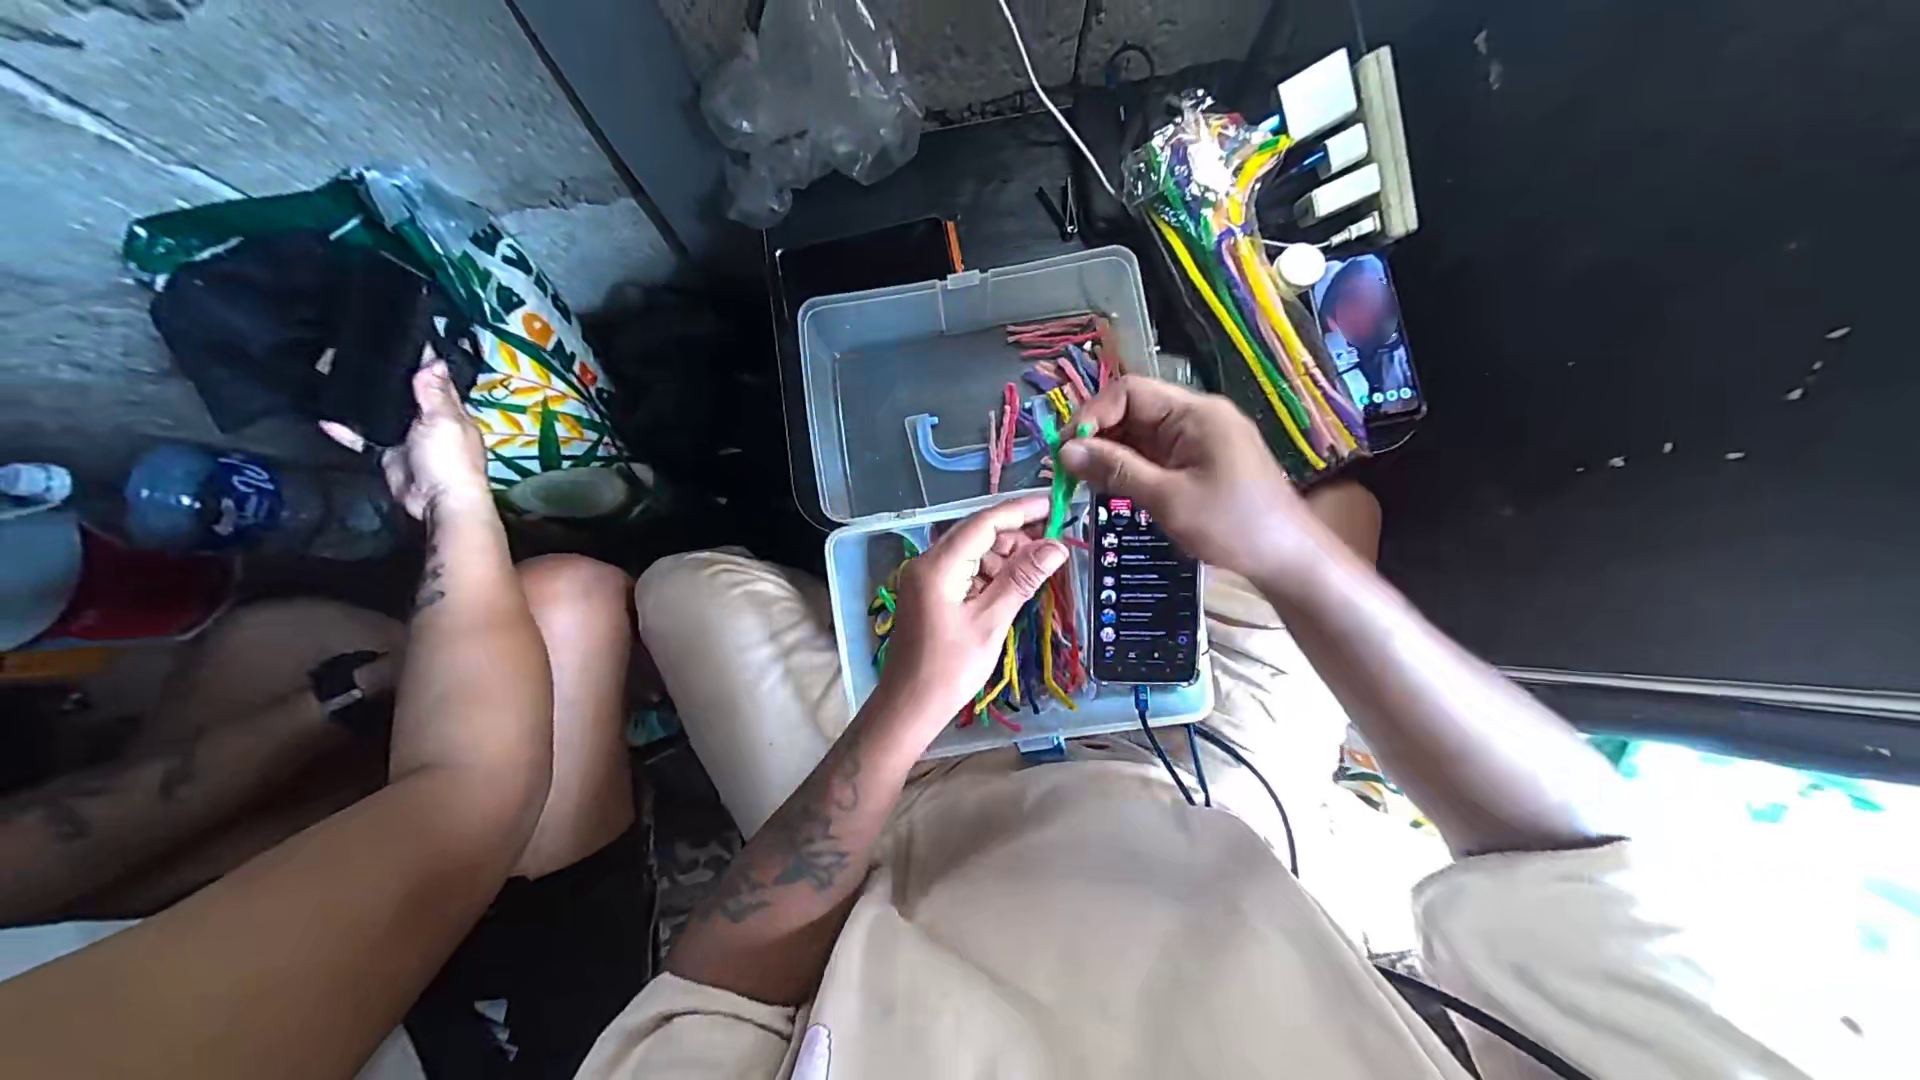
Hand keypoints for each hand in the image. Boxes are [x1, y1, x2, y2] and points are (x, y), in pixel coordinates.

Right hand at [322, 348, 490, 522]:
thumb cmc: (449, 459)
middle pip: (410, 397)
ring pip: (385, 416)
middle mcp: (432, 424)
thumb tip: (434, 360)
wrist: (438, 501)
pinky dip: (348, 432)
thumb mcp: (443, 420)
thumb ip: (434, 394)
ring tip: (338, 378)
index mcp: (453, 414)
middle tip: (358, 356)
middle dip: (390, 381)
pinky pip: (364, 440)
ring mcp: (410, 441)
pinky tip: (326, 419)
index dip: (424, 364)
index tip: (401, 340)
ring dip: (367, 403)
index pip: (438, 383)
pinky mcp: (389, 457)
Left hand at [877, 495, 1067, 743]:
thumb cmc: (950, 668)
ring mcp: (926, 577)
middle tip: (1053, 545)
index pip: (984, 522)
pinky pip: (965, 570)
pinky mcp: (930, 593)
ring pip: (972, 552)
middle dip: (1015, 536)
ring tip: (1036, 570)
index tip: (1053, 505)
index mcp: (939, 565)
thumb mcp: (991, 621)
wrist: (909, 706)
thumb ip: (1022, 578)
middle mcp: (928, 562)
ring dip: (1004, 556)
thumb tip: (1056, 546)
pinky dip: (989, 574)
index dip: (1021, 511)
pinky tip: (1011, 586)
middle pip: (977, 533)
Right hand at [1061, 376, 1328, 581]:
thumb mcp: (1167, 498)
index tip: (1066, 450)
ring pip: (1137, 435)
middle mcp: (1194, 417)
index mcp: (1195, 413)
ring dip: (1108, 456)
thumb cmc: (1232, 525)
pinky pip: (1151, 455)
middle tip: (1067, 471)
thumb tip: (1066, 451)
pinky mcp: (1196, 461)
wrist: (1287, 558)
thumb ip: (1116, 470)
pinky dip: (1127, 469)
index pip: (1129, 392)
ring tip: (1083, 483)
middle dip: (1096, 438)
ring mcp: (1196, 439)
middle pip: (1131, 412)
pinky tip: (1109, 488)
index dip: (1092, 415)